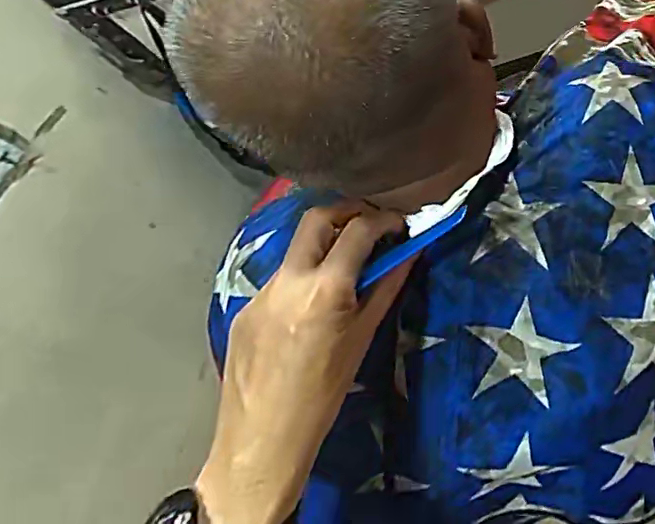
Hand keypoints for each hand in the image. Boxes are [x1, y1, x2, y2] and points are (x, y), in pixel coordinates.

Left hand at [194, 203, 414, 523]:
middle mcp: (288, 282)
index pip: (359, 229)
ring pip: (298, 248)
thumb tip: (410, 250)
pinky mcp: (244, 309)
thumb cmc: (324, 392)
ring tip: (347, 267)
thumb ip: (387, 285)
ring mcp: (260, 294)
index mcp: (323, 290)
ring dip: (326, 245)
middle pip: (318, 218)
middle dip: (349, 212)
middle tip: (371, 226)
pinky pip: (282, 277)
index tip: (400, 226)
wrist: (261, 443)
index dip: (385, 220)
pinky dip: (305, 275)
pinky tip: (314, 303)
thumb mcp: (365, 334)